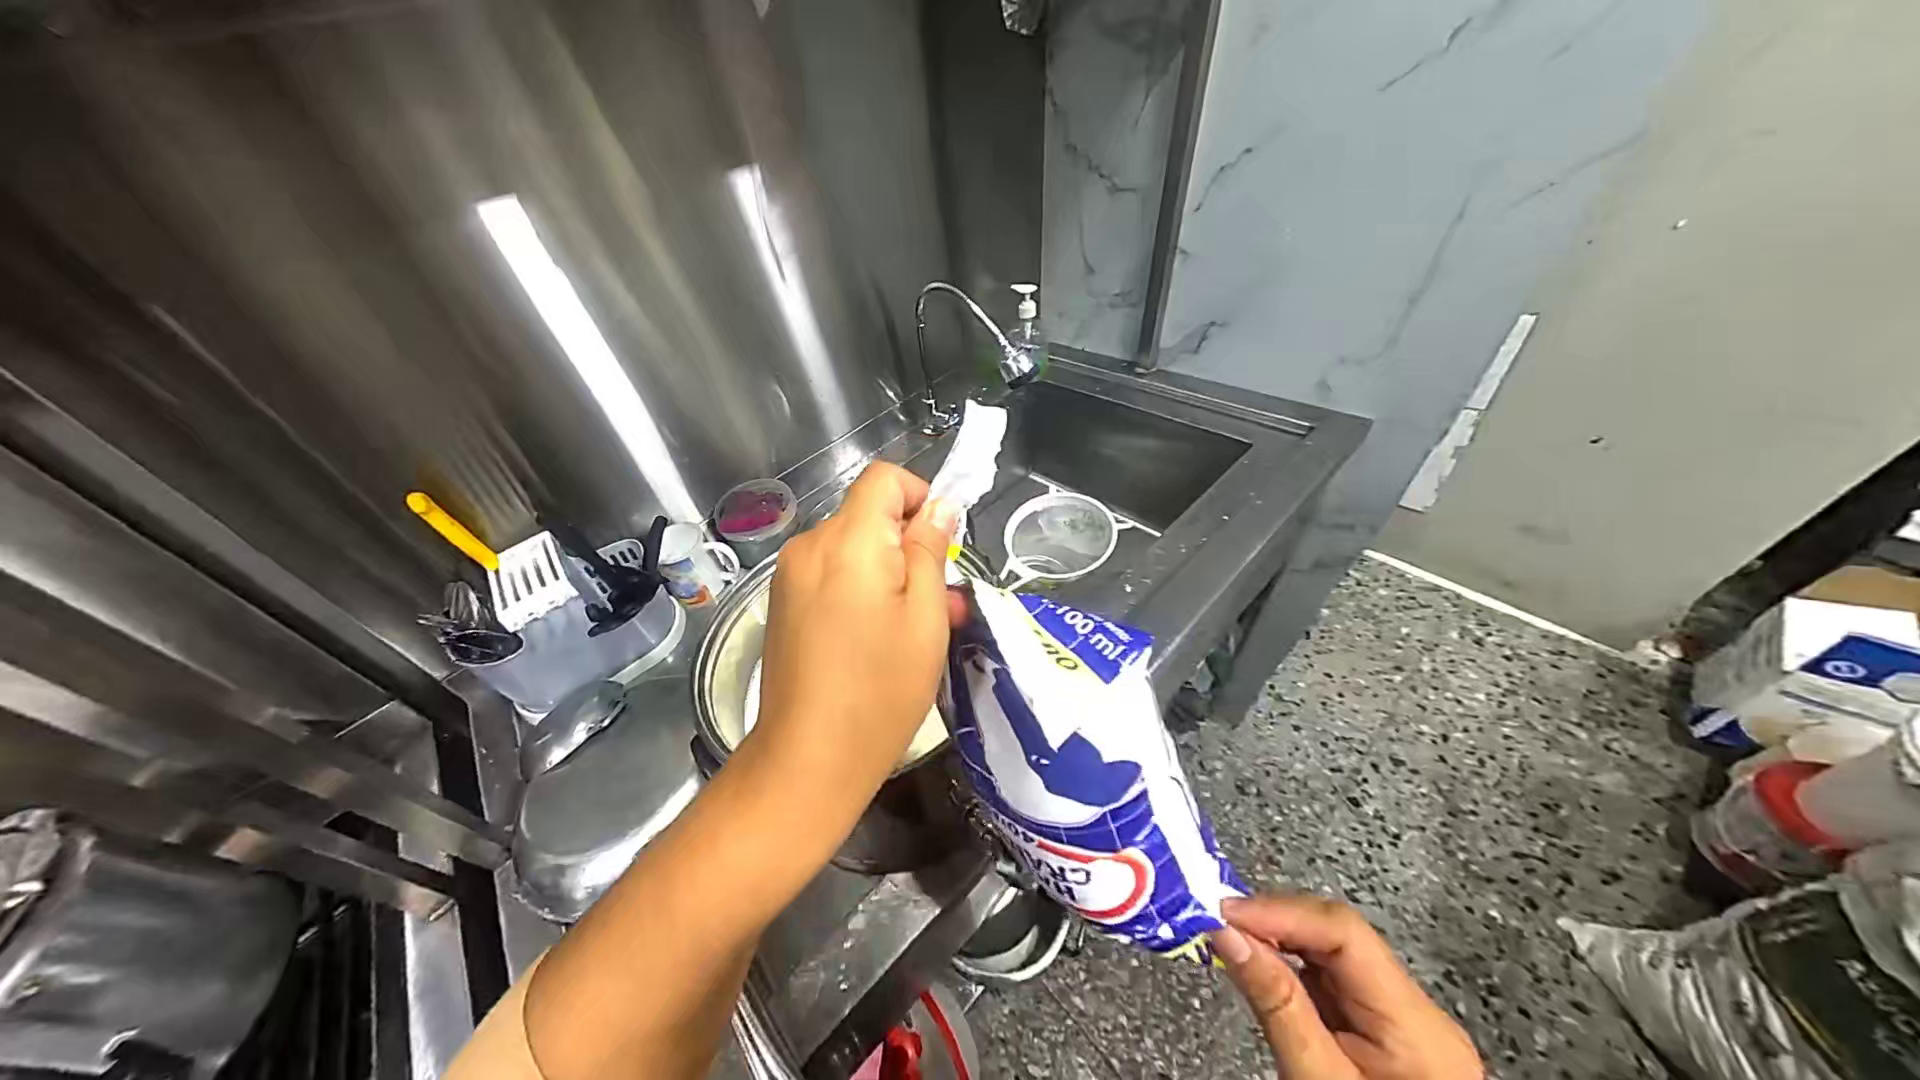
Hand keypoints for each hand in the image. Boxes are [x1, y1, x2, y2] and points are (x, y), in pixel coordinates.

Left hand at [753, 463, 958, 786]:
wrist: (808, 758)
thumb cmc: (881, 688)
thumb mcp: (926, 616)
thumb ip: (930, 549)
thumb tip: (938, 506)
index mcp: (848, 540)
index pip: (883, 478)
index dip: (919, 496)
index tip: (942, 542)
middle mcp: (810, 546)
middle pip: (868, 516)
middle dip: (909, 544)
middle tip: (944, 599)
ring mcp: (790, 576)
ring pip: (853, 549)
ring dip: (889, 571)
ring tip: (919, 625)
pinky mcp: (782, 604)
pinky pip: (832, 575)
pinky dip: (861, 590)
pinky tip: (879, 636)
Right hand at [1211, 894, 1481, 1079]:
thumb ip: (1275, 1004)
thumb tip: (1227, 933)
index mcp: (1416, 1025)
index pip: (1343, 931)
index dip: (1279, 912)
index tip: (1223, 913)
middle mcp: (1418, 1012)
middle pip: (1338, 936)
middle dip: (1274, 922)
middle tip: (1217, 922)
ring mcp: (1401, 1020)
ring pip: (1330, 951)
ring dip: (1277, 939)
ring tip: (1230, 940)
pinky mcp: (1378, 1030)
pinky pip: (1329, 978)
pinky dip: (1288, 966)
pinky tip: (1258, 966)